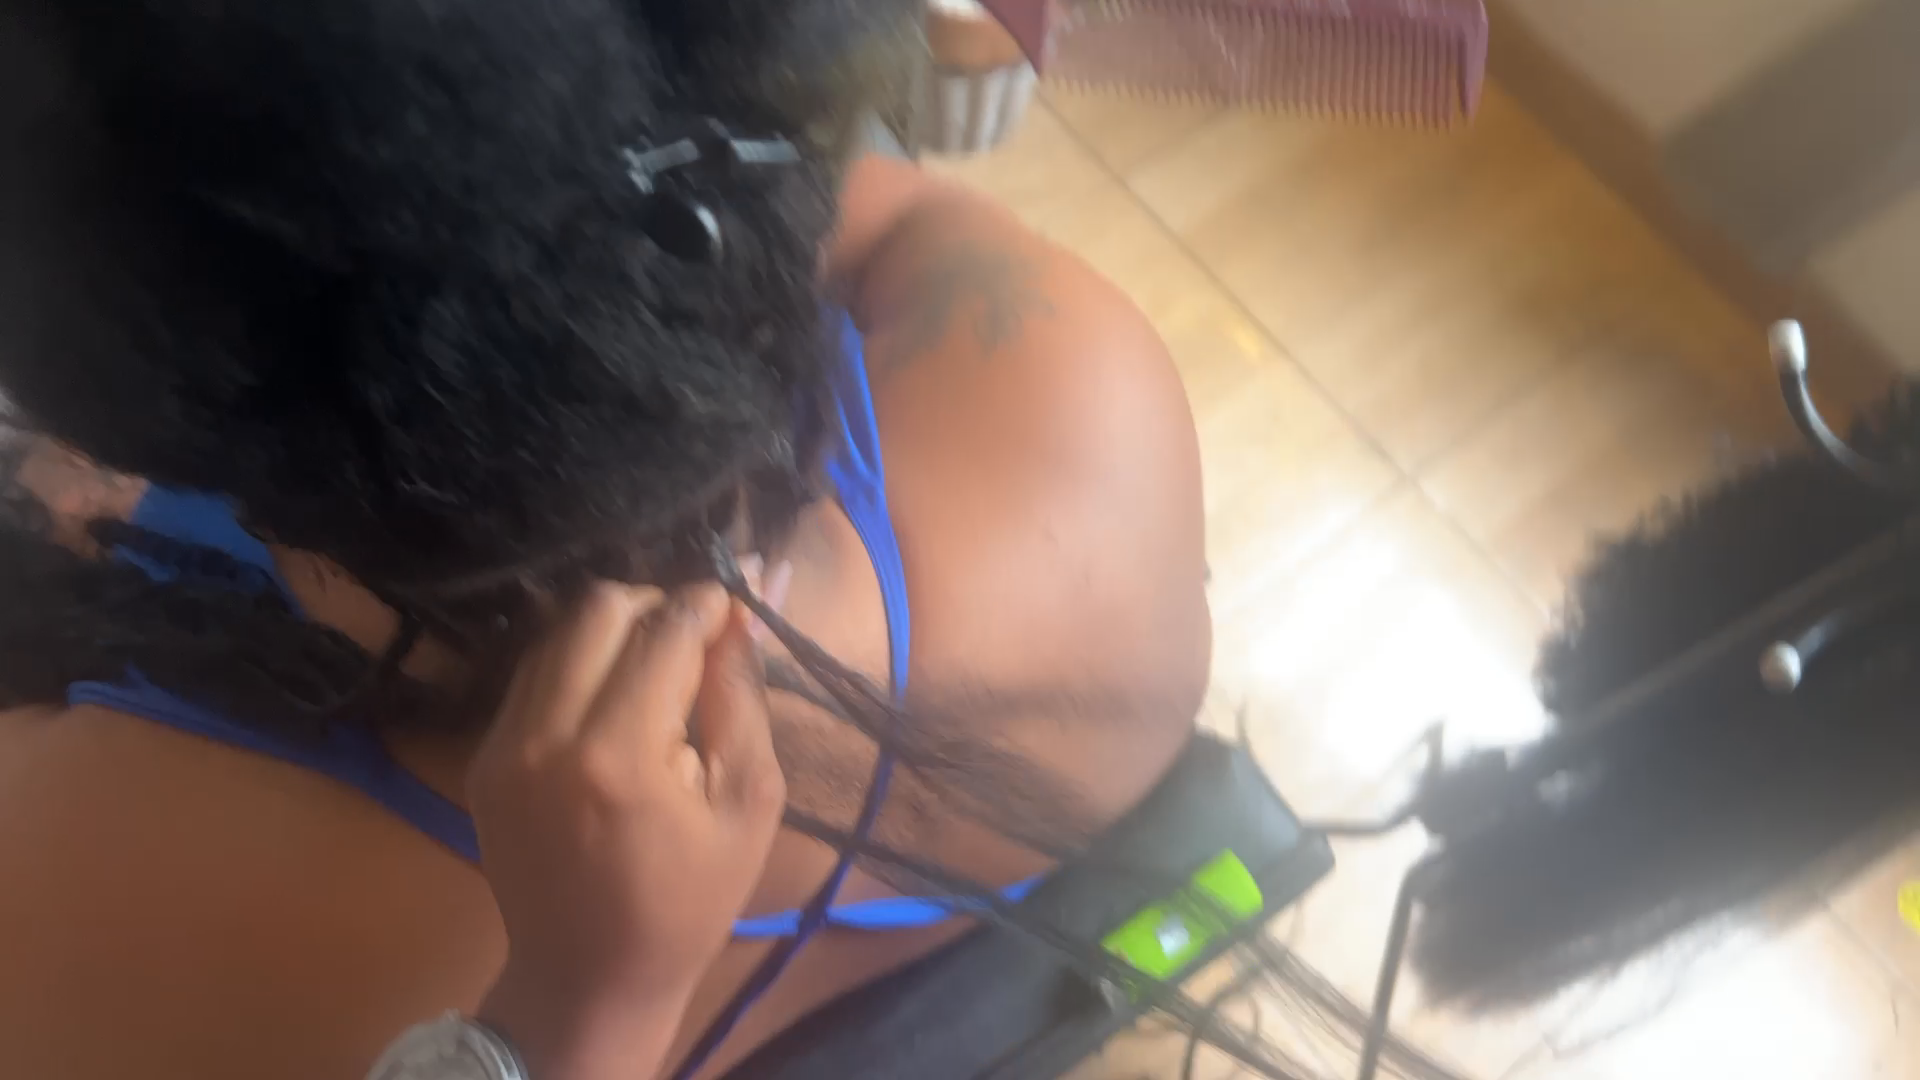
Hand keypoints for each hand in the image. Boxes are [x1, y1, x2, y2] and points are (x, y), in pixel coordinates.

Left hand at [468, 583, 786, 1079]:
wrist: (587, 978)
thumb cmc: (691, 896)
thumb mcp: (749, 798)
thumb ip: (741, 696)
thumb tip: (740, 616)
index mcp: (618, 755)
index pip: (666, 631)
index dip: (710, 603)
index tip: (740, 603)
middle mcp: (544, 735)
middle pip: (601, 608)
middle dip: (662, 604)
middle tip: (702, 637)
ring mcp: (502, 745)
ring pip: (562, 629)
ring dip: (622, 625)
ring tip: (665, 663)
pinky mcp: (484, 756)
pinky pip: (539, 669)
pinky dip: (587, 657)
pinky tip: (621, 693)